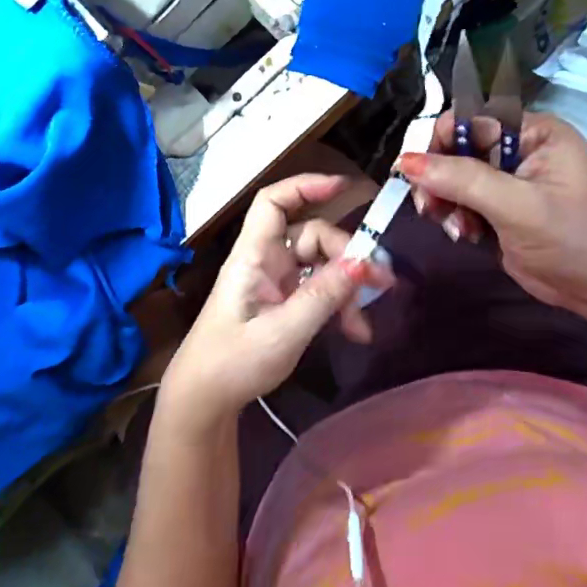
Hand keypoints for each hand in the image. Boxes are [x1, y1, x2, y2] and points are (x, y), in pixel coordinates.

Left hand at [161, 175, 392, 427]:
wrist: (205, 400)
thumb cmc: (233, 362)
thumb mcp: (284, 332)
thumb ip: (324, 296)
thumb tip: (364, 262)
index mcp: (253, 256)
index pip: (274, 202)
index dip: (306, 186)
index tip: (345, 188)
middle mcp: (265, 261)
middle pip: (311, 236)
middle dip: (347, 255)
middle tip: (380, 283)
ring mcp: (275, 283)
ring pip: (320, 265)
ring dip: (347, 287)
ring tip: (364, 322)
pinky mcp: (283, 304)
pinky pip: (318, 291)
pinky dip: (338, 305)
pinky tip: (355, 331)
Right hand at [398, 112, 586, 313]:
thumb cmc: (577, 241)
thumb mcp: (519, 207)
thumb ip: (462, 180)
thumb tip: (404, 160)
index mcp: (533, 132)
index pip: (470, 120)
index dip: (438, 142)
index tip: (417, 176)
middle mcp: (518, 149)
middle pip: (455, 149)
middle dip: (438, 179)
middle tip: (431, 210)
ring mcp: (509, 182)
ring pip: (452, 179)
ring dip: (445, 203)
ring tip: (458, 230)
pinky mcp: (501, 211)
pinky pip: (461, 203)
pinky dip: (455, 218)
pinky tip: (466, 237)